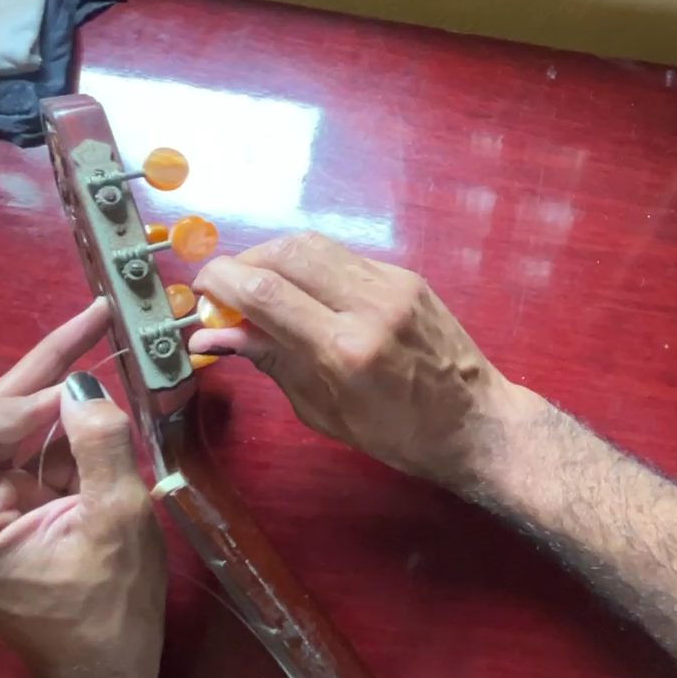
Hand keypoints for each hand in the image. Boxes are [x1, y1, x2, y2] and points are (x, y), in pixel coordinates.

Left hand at [0, 300, 166, 677]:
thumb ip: (100, 447)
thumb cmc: (110, 605)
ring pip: (9, 422)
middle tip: (96, 317)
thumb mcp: (117, 521)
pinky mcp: (9, 507)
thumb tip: (87, 386)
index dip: (25, 402)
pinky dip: (68, 418)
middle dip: (44, 368)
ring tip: (103, 338)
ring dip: (58, 386)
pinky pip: (32, 445)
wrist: (106, 665)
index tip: (84, 400)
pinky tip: (100, 395)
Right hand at [188, 231, 541, 488]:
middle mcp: (370, 305)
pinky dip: (312, 266)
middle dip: (244, 261)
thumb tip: (212, 335)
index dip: (221, 283)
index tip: (200, 291)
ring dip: (275, 256)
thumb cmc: (399, 434)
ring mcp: (393, 284)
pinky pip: (345, 257)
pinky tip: (304, 290)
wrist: (477, 419)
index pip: (266, 293)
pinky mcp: (407, 275)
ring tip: (258, 285)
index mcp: (346, 349)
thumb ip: (271, 361)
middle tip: (225, 288)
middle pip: (289, 252)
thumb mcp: (324, 412)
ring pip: (316, 244)